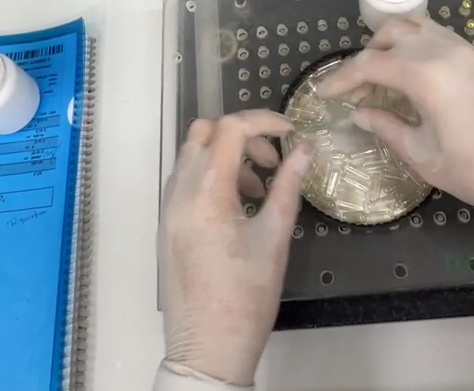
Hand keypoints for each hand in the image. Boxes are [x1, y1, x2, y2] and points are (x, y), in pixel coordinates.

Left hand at [160, 110, 315, 385]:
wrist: (207, 351)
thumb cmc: (246, 297)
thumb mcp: (275, 238)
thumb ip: (289, 185)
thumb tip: (308, 147)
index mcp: (207, 191)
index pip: (232, 128)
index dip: (265, 121)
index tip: (291, 133)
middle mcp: (180, 190)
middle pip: (205, 131)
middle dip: (242, 134)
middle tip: (271, 161)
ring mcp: (167, 206)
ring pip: (191, 152)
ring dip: (224, 154)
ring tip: (256, 189)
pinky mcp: (165, 222)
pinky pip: (183, 177)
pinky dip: (209, 173)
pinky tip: (234, 205)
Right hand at [318, 16, 473, 214]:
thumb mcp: (422, 154)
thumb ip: (385, 126)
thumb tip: (359, 112)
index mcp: (423, 74)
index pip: (368, 64)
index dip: (341, 78)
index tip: (324, 94)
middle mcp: (439, 48)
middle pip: (387, 35)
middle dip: (364, 59)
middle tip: (356, 90)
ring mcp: (459, 46)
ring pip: (411, 25)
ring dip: (388, 43)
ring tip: (381, 76)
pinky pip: (433, 32)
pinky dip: (413, 42)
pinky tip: (410, 71)